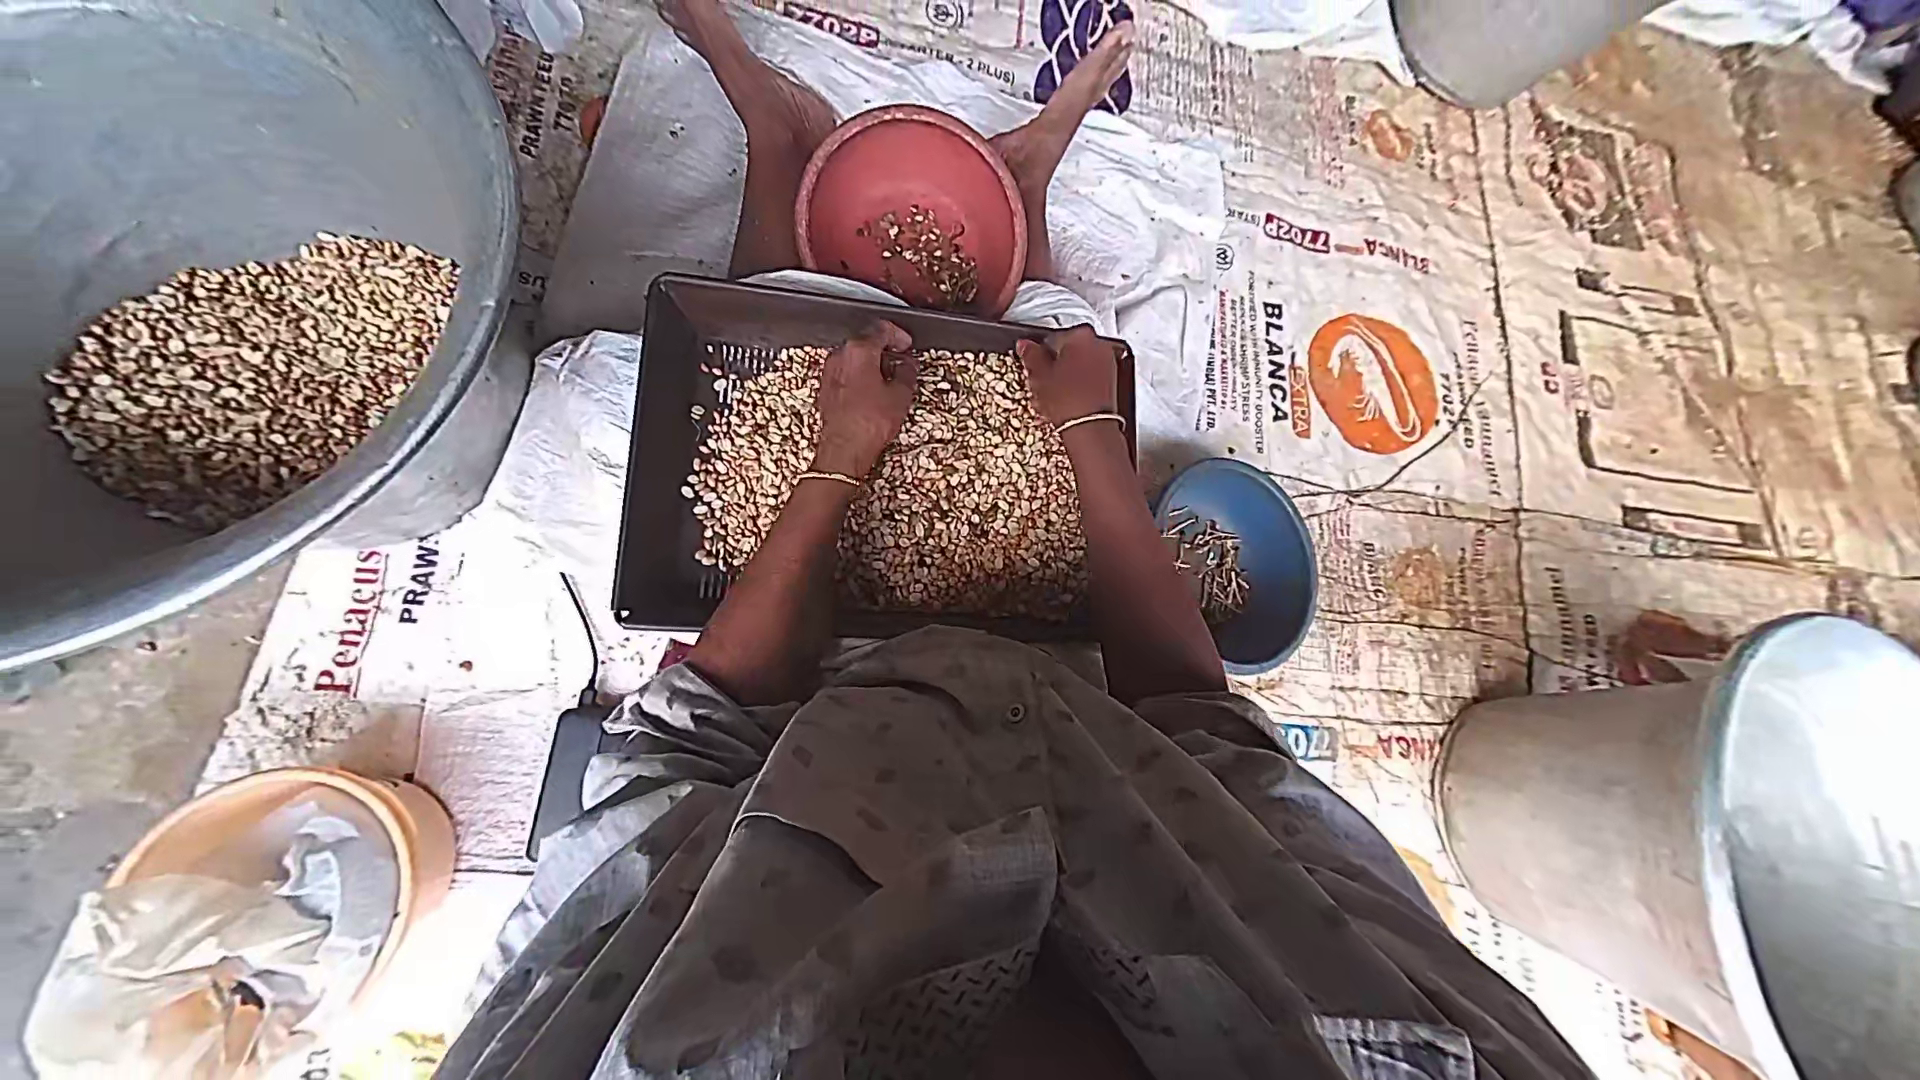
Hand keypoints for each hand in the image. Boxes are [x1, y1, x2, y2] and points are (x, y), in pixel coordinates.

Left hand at [813, 321, 917, 476]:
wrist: (844, 450)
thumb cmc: (869, 422)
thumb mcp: (900, 396)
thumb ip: (906, 373)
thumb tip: (907, 365)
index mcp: (858, 351)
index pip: (881, 329)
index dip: (898, 334)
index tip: (907, 344)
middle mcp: (839, 357)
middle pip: (865, 342)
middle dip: (884, 350)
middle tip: (900, 361)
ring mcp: (829, 373)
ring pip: (854, 359)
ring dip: (871, 364)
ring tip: (888, 380)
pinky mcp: (826, 390)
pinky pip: (846, 375)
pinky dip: (860, 377)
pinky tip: (872, 393)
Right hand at [1016, 325, 1117, 427]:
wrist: (1089, 427)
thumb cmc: (1068, 400)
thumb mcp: (1040, 375)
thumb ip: (1031, 355)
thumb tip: (1025, 346)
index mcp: (1081, 335)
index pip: (1052, 337)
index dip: (1038, 353)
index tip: (1032, 364)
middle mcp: (1099, 344)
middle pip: (1068, 350)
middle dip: (1053, 364)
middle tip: (1040, 379)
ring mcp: (1107, 362)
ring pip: (1078, 364)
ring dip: (1063, 375)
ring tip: (1051, 394)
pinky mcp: (1111, 381)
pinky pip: (1087, 376)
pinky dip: (1075, 384)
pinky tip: (1064, 399)